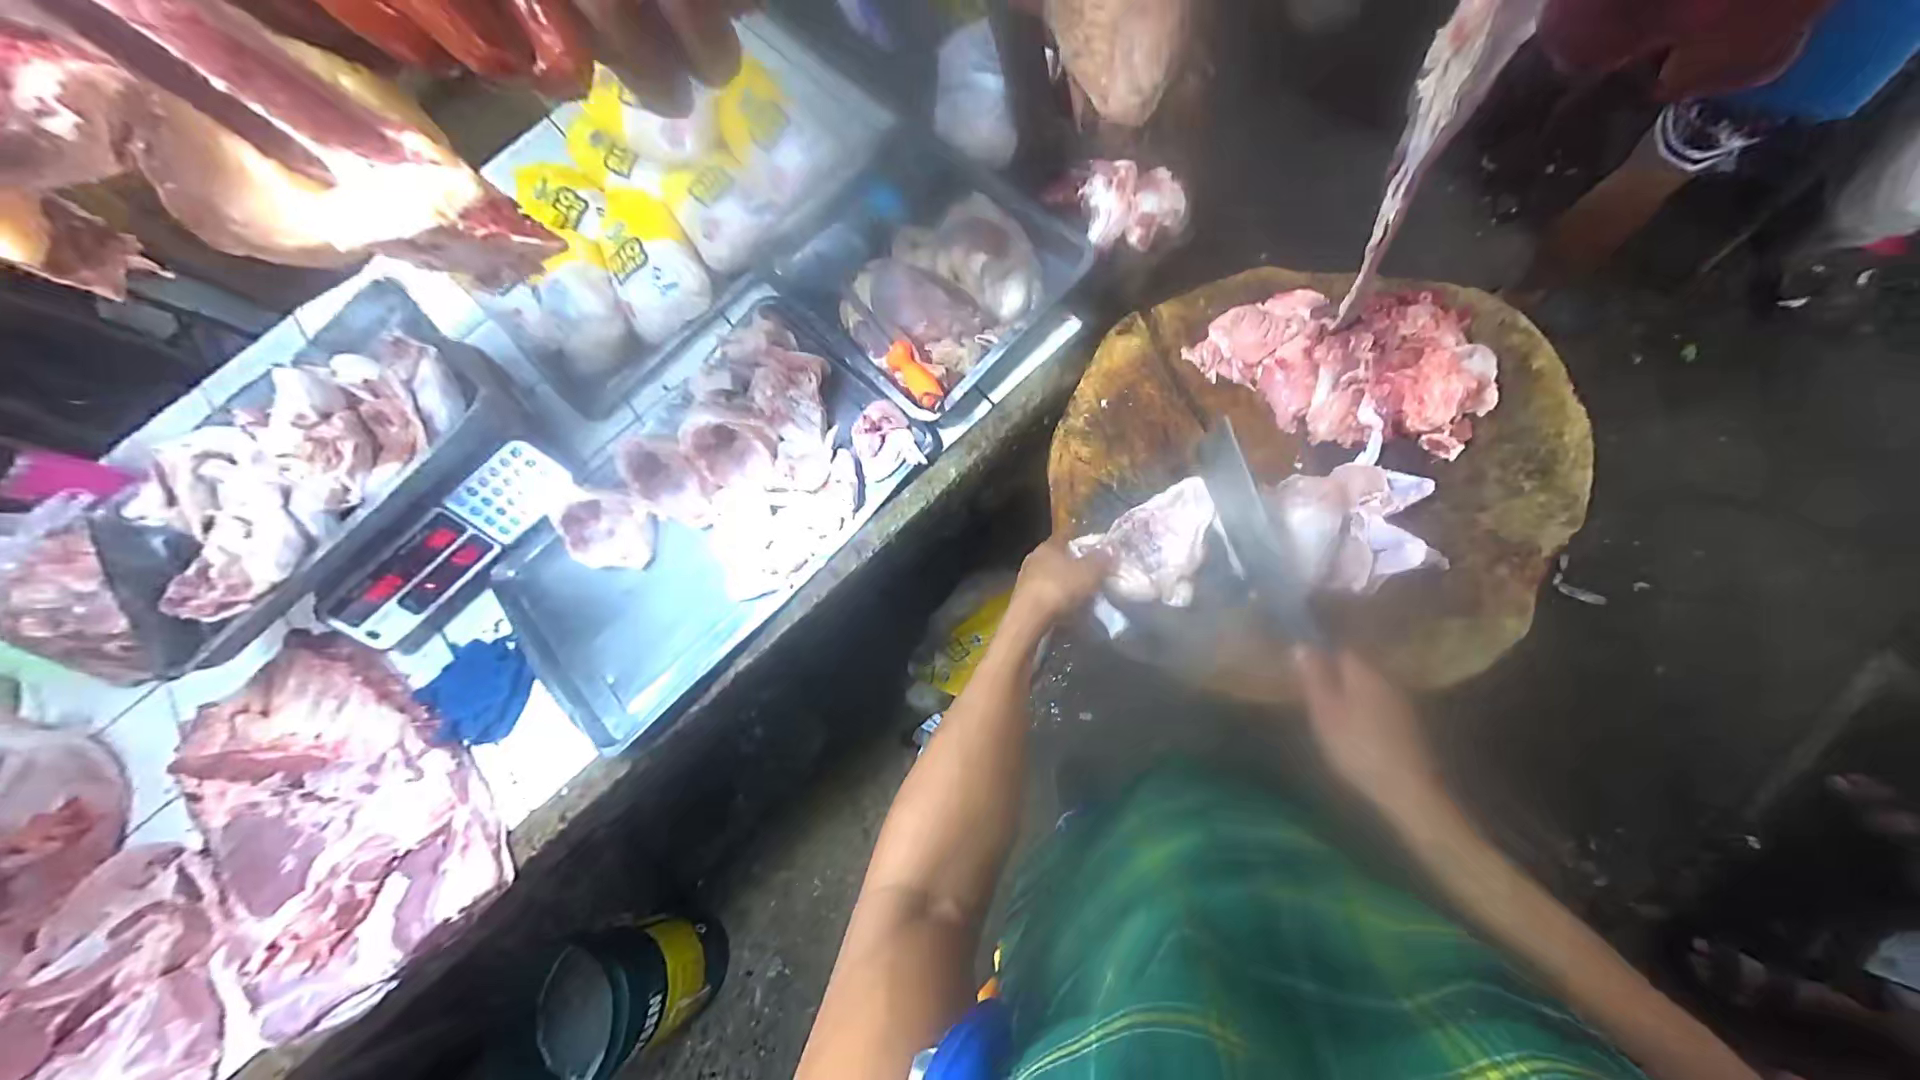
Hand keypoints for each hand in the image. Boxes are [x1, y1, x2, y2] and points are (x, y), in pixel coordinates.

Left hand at [1006, 537, 1109, 628]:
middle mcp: (1034, 558)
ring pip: (1049, 574)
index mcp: (1048, 545)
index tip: (1092, 542)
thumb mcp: (1089, 573)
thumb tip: (1110, 548)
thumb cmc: (1060, 588)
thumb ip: (1100, 559)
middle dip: (1072, 561)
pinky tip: (1065, 605)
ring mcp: (1025, 578)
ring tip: (1079, 590)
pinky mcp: (1022, 599)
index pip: (1066, 534)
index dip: (1080, 536)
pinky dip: (1055, 596)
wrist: (1029, 619)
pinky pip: (1044, 592)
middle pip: (1057, 555)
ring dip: (1062, 580)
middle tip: (1089, 569)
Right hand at [1295, 647, 1447, 817]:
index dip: (1321, 655)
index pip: (1341, 649)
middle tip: (1313, 693)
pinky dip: (1364, 709)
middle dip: (1336, 675)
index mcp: (1365, 673)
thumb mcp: (1325, 712)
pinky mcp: (1409, 725)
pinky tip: (1355, 728)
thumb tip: (1302, 645)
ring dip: (1350, 693)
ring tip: (1330, 712)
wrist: (1407, 789)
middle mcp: (1387, 680)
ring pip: (1369, 687)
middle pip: (1357, 668)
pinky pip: (1380, 704)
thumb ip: (1314, 678)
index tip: (1304, 671)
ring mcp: (1402, 703)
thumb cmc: (1356, 746)